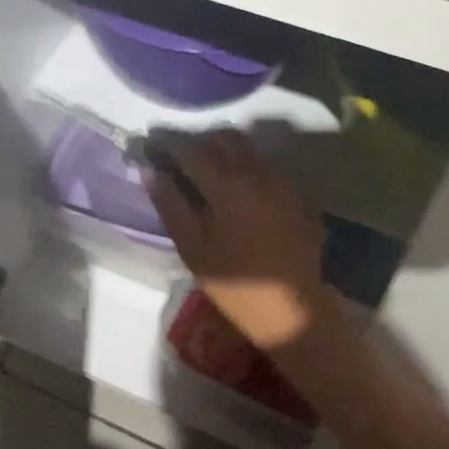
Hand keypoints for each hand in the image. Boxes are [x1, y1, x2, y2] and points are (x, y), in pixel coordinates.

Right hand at [144, 130, 326, 348]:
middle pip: (224, 138)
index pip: (191, 149)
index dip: (168, 142)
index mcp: (228, 186)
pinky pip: (268, 166)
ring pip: (249, 148)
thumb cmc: (235, 286)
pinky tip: (239, 188)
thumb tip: (149, 169)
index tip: (152, 144)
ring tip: (208, 169)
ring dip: (225, 149)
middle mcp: (258, 173)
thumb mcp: (193, 249)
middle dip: (199, 140)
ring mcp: (283, 181)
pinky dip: (248, 165)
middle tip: (180, 156)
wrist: (292, 311)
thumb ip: (170, 204)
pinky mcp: (299, 194)